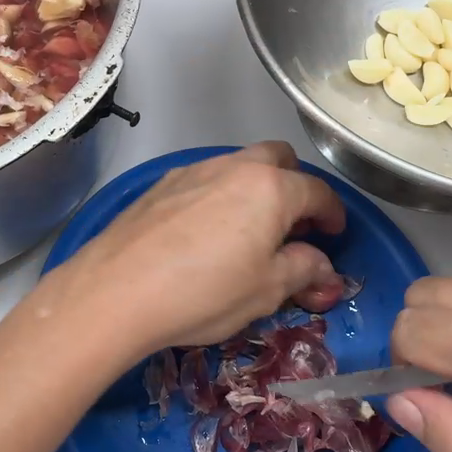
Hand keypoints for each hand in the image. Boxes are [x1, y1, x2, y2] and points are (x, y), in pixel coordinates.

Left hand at [39, 142, 345, 355]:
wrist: (117, 289)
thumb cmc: (204, 292)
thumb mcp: (266, 290)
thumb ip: (302, 270)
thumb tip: (323, 266)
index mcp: (270, 188)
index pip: (317, 191)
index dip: (333, 214)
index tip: (334, 235)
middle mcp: (233, 167)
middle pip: (277, 159)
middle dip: (294, 185)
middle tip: (293, 226)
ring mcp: (193, 171)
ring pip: (238, 165)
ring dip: (255, 188)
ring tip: (250, 231)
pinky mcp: (161, 184)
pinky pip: (204, 179)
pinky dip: (220, 196)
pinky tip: (207, 233)